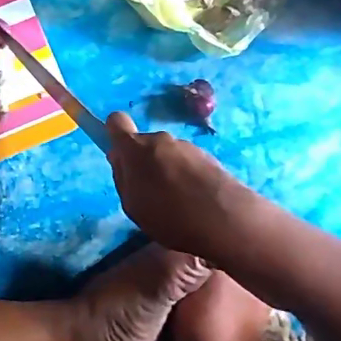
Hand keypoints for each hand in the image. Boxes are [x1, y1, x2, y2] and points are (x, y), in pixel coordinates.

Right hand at [106, 112, 259, 256]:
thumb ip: (122, 177)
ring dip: (167, 170)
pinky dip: (186, 177)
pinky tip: (194, 202)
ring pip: (168, 154)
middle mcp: (161, 139)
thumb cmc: (169, 216)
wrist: (226, 219)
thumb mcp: (132, 205)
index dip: (115, 133)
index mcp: (136, 148)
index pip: (116, 121)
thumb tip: (118, 156)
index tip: (119, 155)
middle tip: (150, 193)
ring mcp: (187, 146)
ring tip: (176, 203)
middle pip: (145, 143)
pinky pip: (187, 163)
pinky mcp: (208, 156)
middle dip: (144, 162)